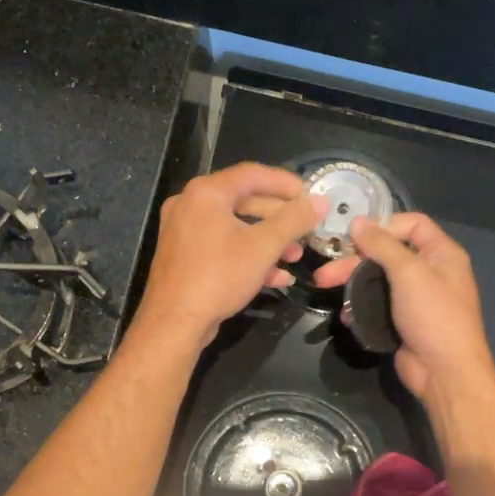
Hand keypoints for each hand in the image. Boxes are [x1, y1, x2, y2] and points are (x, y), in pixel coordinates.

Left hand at [131, 162, 326, 347]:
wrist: (174, 322)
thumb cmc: (219, 276)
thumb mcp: (263, 246)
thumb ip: (294, 220)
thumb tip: (320, 202)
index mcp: (206, 192)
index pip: (252, 174)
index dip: (286, 183)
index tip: (310, 195)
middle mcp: (191, 205)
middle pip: (244, 201)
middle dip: (279, 218)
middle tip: (306, 229)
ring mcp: (185, 232)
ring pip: (235, 228)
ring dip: (268, 240)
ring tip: (295, 256)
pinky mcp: (185, 257)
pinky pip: (223, 247)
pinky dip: (249, 256)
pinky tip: (276, 277)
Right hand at [314, 213, 494, 406]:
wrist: (445, 372)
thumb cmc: (433, 315)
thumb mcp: (409, 273)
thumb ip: (383, 245)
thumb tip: (358, 221)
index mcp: (442, 254)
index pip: (413, 224)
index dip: (384, 225)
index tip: (354, 235)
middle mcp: (430, 272)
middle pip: (388, 254)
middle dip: (355, 259)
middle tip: (326, 269)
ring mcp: (416, 300)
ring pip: (379, 281)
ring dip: (353, 283)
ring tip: (325, 287)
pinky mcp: (403, 322)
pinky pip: (377, 306)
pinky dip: (360, 307)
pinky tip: (344, 315)